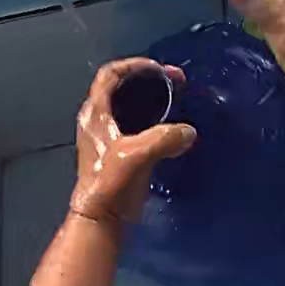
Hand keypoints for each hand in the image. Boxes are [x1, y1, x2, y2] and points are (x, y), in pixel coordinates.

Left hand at [72, 58, 196, 229]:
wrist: (101, 220)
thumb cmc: (111, 184)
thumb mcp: (137, 155)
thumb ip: (164, 138)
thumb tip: (188, 132)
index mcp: (96, 113)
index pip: (111, 74)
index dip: (135, 65)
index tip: (160, 69)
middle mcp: (97, 120)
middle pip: (122, 86)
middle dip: (149, 79)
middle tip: (175, 80)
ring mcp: (106, 135)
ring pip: (128, 103)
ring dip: (151, 96)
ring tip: (175, 96)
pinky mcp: (116, 150)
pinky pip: (135, 121)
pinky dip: (152, 115)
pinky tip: (169, 123)